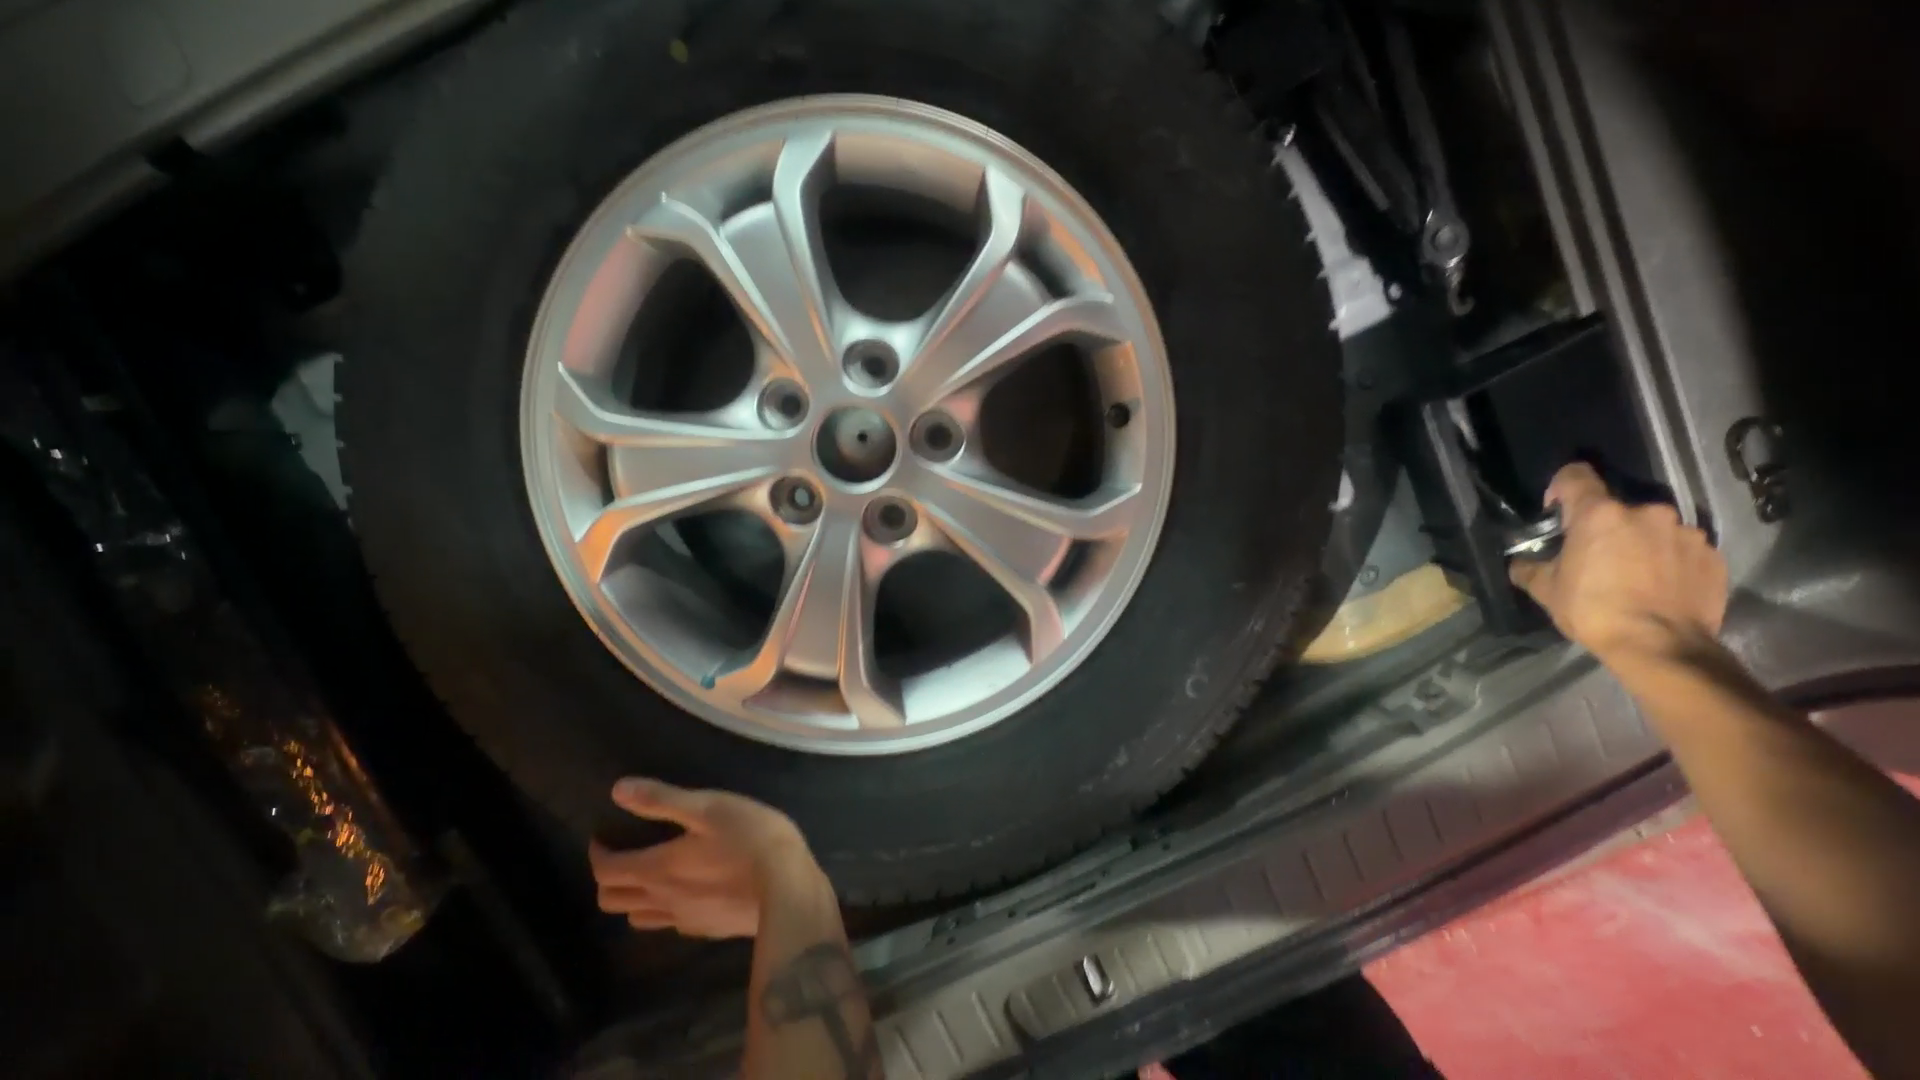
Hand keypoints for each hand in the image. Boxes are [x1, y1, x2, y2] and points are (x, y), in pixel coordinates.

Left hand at [589, 778, 812, 937]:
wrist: (789, 890)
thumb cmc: (749, 839)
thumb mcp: (709, 808)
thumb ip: (662, 800)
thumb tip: (618, 790)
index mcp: (656, 869)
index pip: (605, 870)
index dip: (598, 852)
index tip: (603, 836)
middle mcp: (661, 900)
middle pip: (611, 900)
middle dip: (608, 877)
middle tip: (623, 855)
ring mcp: (684, 921)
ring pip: (637, 918)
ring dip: (632, 898)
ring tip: (648, 877)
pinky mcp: (707, 931)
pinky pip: (669, 925)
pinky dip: (663, 910)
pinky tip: (685, 895)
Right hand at [1510, 463, 1727, 663]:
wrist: (1662, 646)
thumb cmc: (1594, 611)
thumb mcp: (1547, 591)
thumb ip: (1529, 568)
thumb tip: (1520, 563)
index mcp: (1600, 514)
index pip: (1575, 475)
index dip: (1561, 488)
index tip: (1557, 512)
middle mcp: (1646, 513)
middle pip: (1618, 509)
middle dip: (1606, 528)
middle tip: (1597, 558)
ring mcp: (1686, 533)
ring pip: (1654, 529)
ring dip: (1641, 543)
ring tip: (1635, 575)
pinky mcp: (1712, 556)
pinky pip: (1683, 549)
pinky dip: (1670, 561)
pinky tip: (1662, 587)